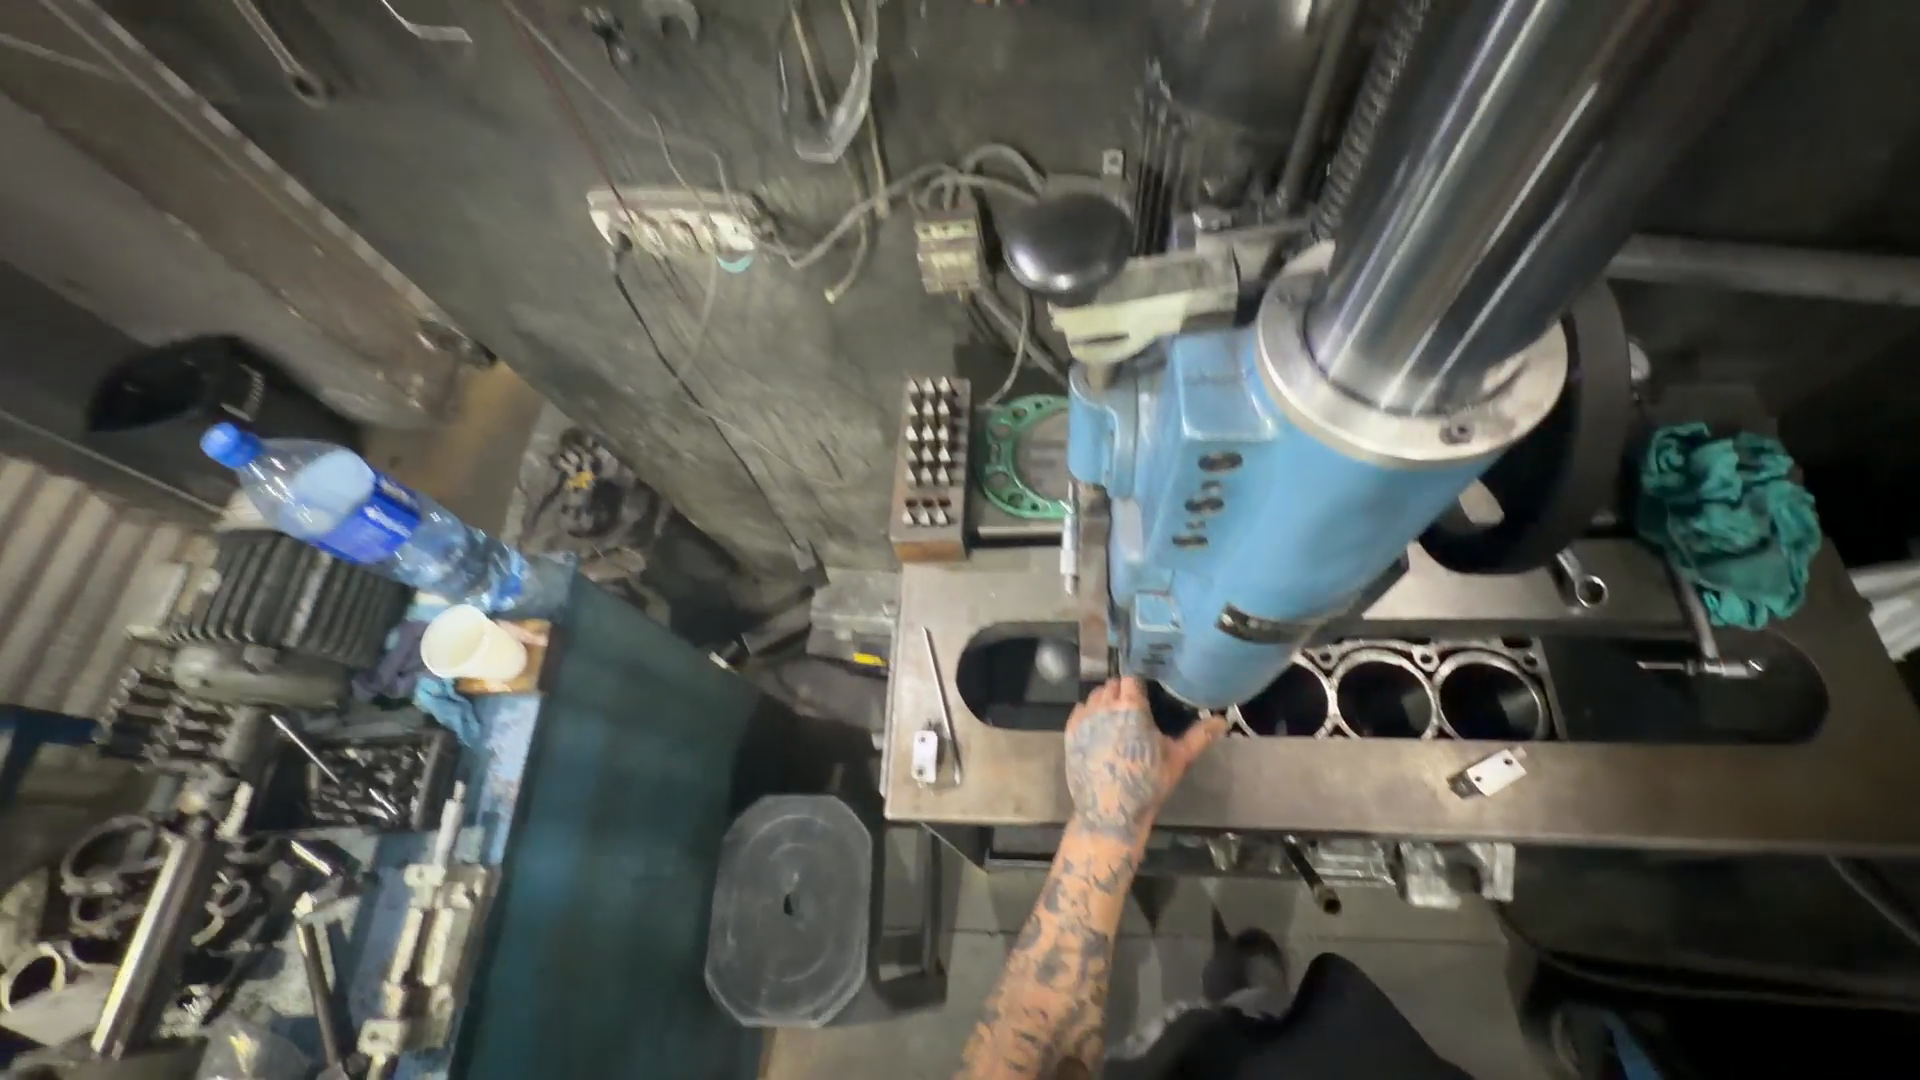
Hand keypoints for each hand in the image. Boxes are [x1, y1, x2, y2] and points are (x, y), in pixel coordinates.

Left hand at [1064, 678, 1226, 839]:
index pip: (1132, 677)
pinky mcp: (1070, 732)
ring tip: (1117, 718)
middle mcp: (1104, 706)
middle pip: (1113, 684)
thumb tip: (1223, 720)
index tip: (1147, 691)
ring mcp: (1084, 718)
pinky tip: (1100, 729)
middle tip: (1135, 708)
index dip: (1139, 682)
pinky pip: (1080, 710)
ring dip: (1106, 701)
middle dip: (1123, 691)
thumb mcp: (1177, 759)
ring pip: (1095, 696)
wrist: (1110, 811)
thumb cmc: (1147, 783)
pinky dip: (1090, 714)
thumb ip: (1199, 736)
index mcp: (1130, 707)